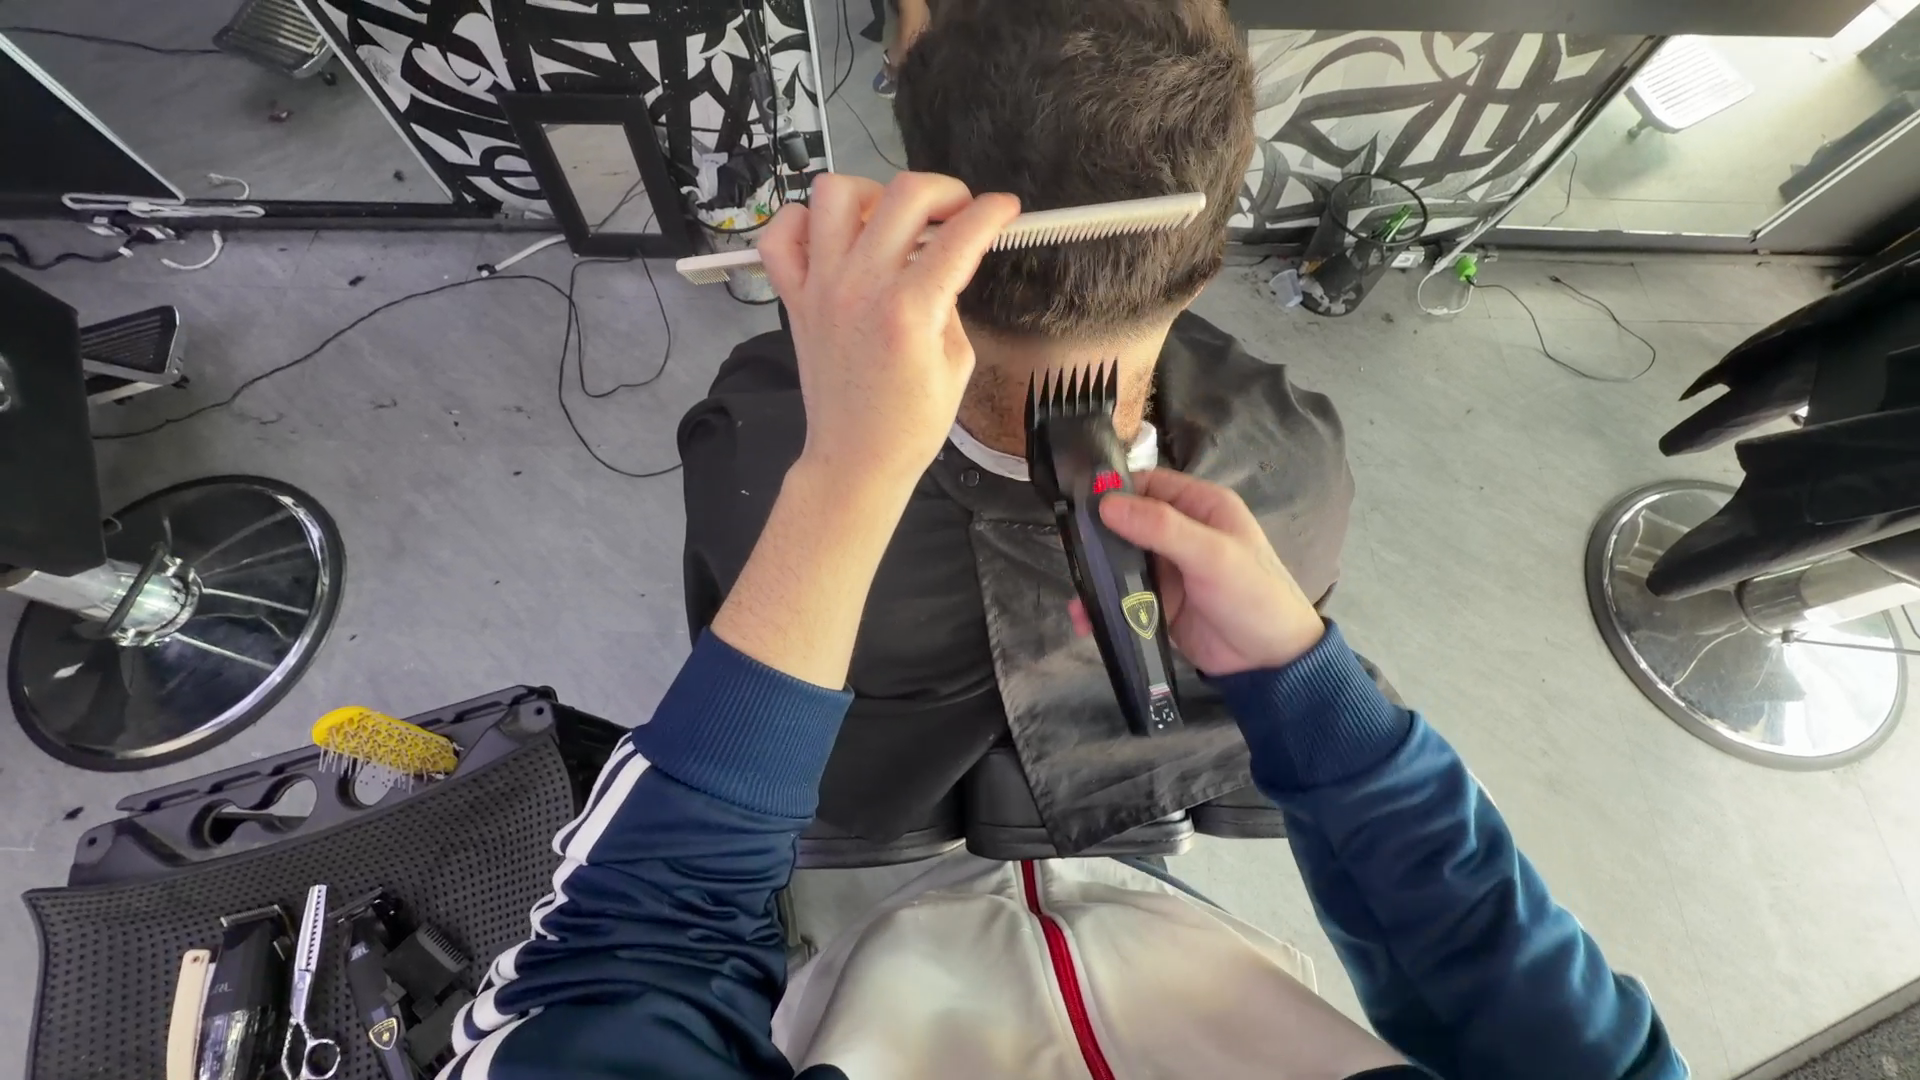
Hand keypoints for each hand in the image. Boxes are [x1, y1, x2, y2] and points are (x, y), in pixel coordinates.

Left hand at [758, 172, 1020, 488]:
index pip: (960, 236)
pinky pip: (780, 236)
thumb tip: (943, 263)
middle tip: (957, 212)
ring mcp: (821, 287)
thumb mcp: (957, 363)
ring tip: (891, 221)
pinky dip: (803, 223)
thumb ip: (950, 302)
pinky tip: (832, 239)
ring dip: (872, 194)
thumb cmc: (912, 425)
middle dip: (944, 190)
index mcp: (911, 309)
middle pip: (904, 194)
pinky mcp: (795, 299)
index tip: (1004, 209)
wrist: (856, 458)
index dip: (992, 213)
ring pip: (834, 193)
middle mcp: (862, 286)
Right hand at [1069, 469, 1324, 676]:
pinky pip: (1124, 596)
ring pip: (1121, 563)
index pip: (1150, 484)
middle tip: (1071, 553)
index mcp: (1202, 507)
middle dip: (1099, 539)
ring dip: (1097, 577)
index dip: (1117, 491)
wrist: (1272, 661)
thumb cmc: (1253, 595)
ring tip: (1077, 596)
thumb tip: (1106, 504)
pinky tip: (1086, 618)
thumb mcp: (1211, 556)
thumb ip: (1161, 528)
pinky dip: (1104, 606)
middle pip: (1129, 524)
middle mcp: (1182, 532)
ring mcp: (1169, 569)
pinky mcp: (1159, 602)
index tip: (1082, 507)